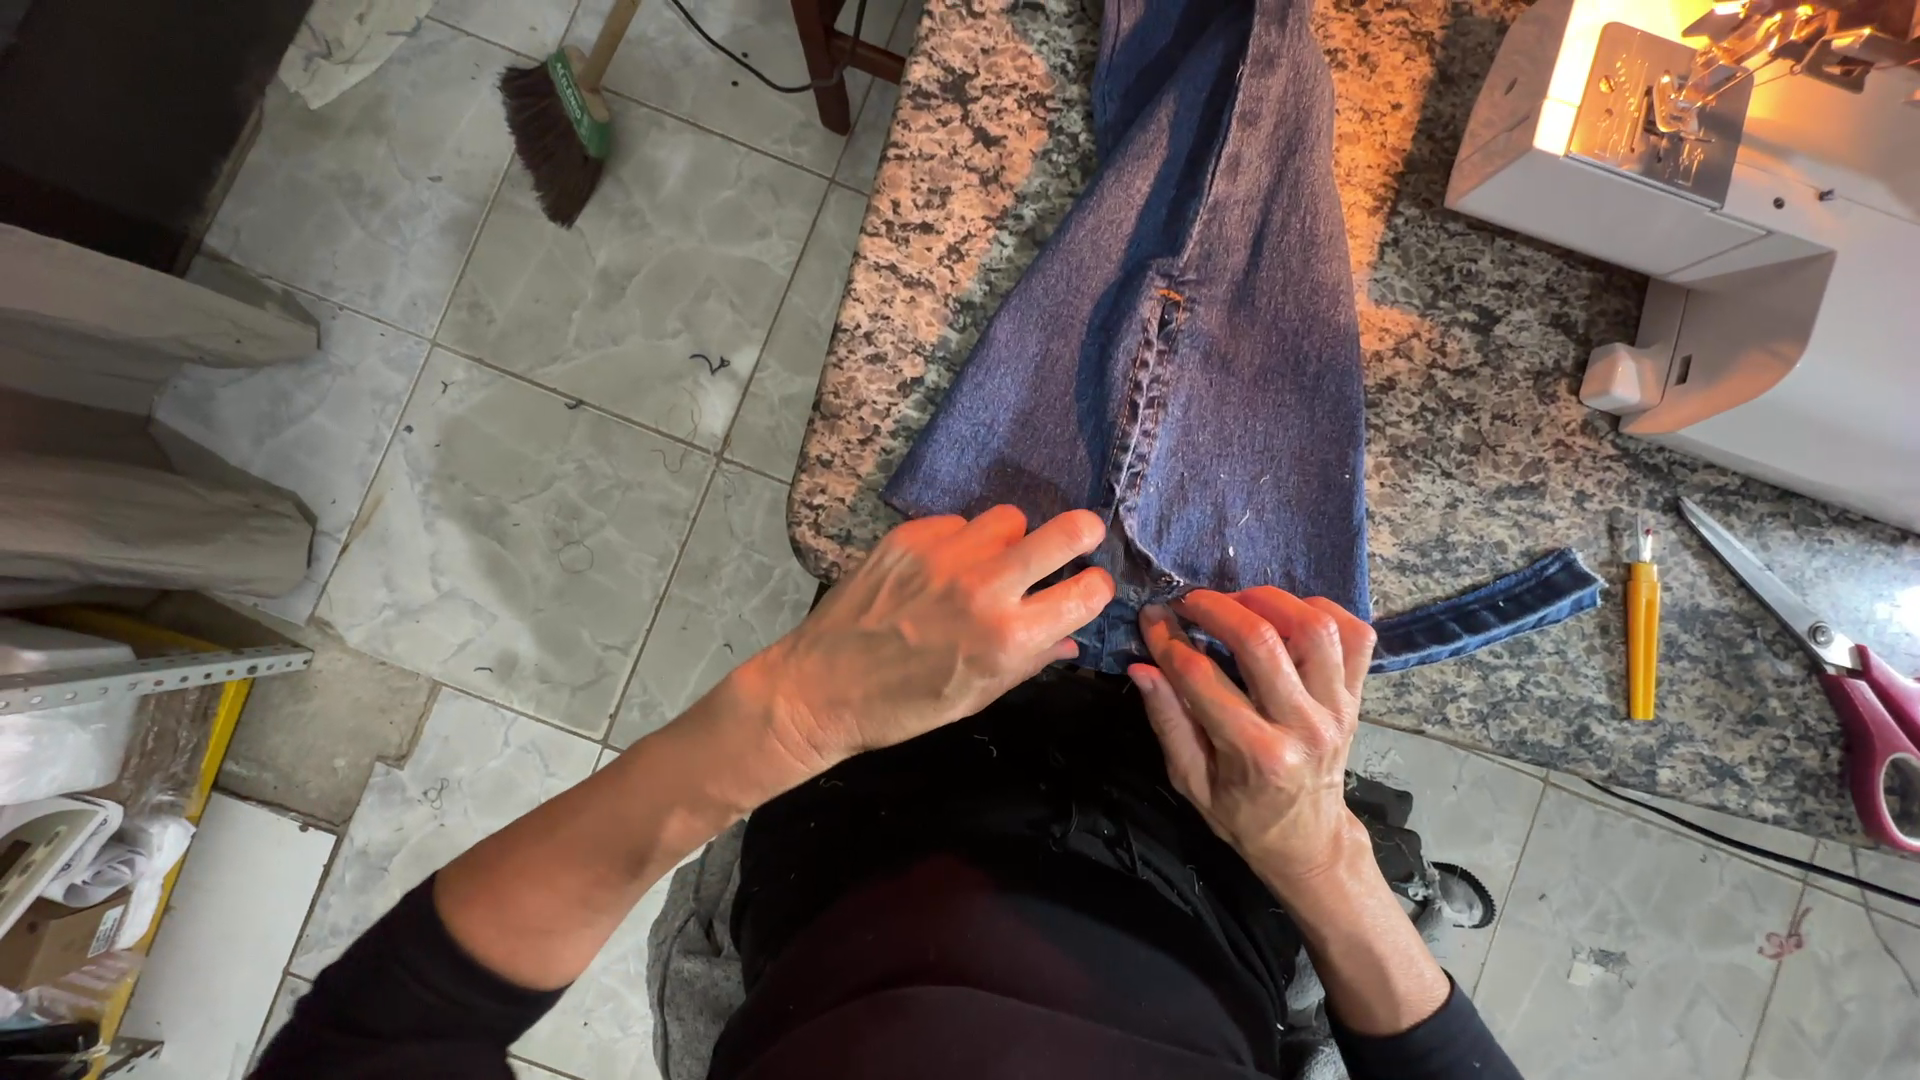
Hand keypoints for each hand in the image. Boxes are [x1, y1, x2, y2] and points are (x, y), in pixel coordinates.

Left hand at [750, 506, 1114, 774]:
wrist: (822, 686)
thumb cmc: (905, 706)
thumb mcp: (978, 695)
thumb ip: (1031, 660)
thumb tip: (1072, 637)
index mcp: (1010, 638)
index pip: (1089, 591)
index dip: (1096, 588)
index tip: (1086, 589)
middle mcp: (986, 587)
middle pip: (1067, 531)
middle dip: (1083, 533)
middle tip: (1076, 541)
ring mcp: (946, 555)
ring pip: (1009, 517)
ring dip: (1010, 539)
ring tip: (989, 562)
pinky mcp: (910, 537)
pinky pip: (958, 522)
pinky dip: (960, 541)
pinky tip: (940, 566)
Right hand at [1128, 588, 1376, 899]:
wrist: (1309, 841)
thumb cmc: (1242, 815)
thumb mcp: (1190, 780)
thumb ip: (1167, 720)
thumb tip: (1141, 667)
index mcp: (1256, 753)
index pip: (1202, 677)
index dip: (1168, 640)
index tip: (1151, 617)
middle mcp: (1303, 725)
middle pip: (1260, 641)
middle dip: (1215, 608)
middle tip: (1189, 601)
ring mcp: (1338, 708)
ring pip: (1313, 627)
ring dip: (1270, 601)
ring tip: (1238, 601)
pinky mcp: (1357, 697)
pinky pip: (1356, 635)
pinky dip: (1324, 610)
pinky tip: (1289, 612)